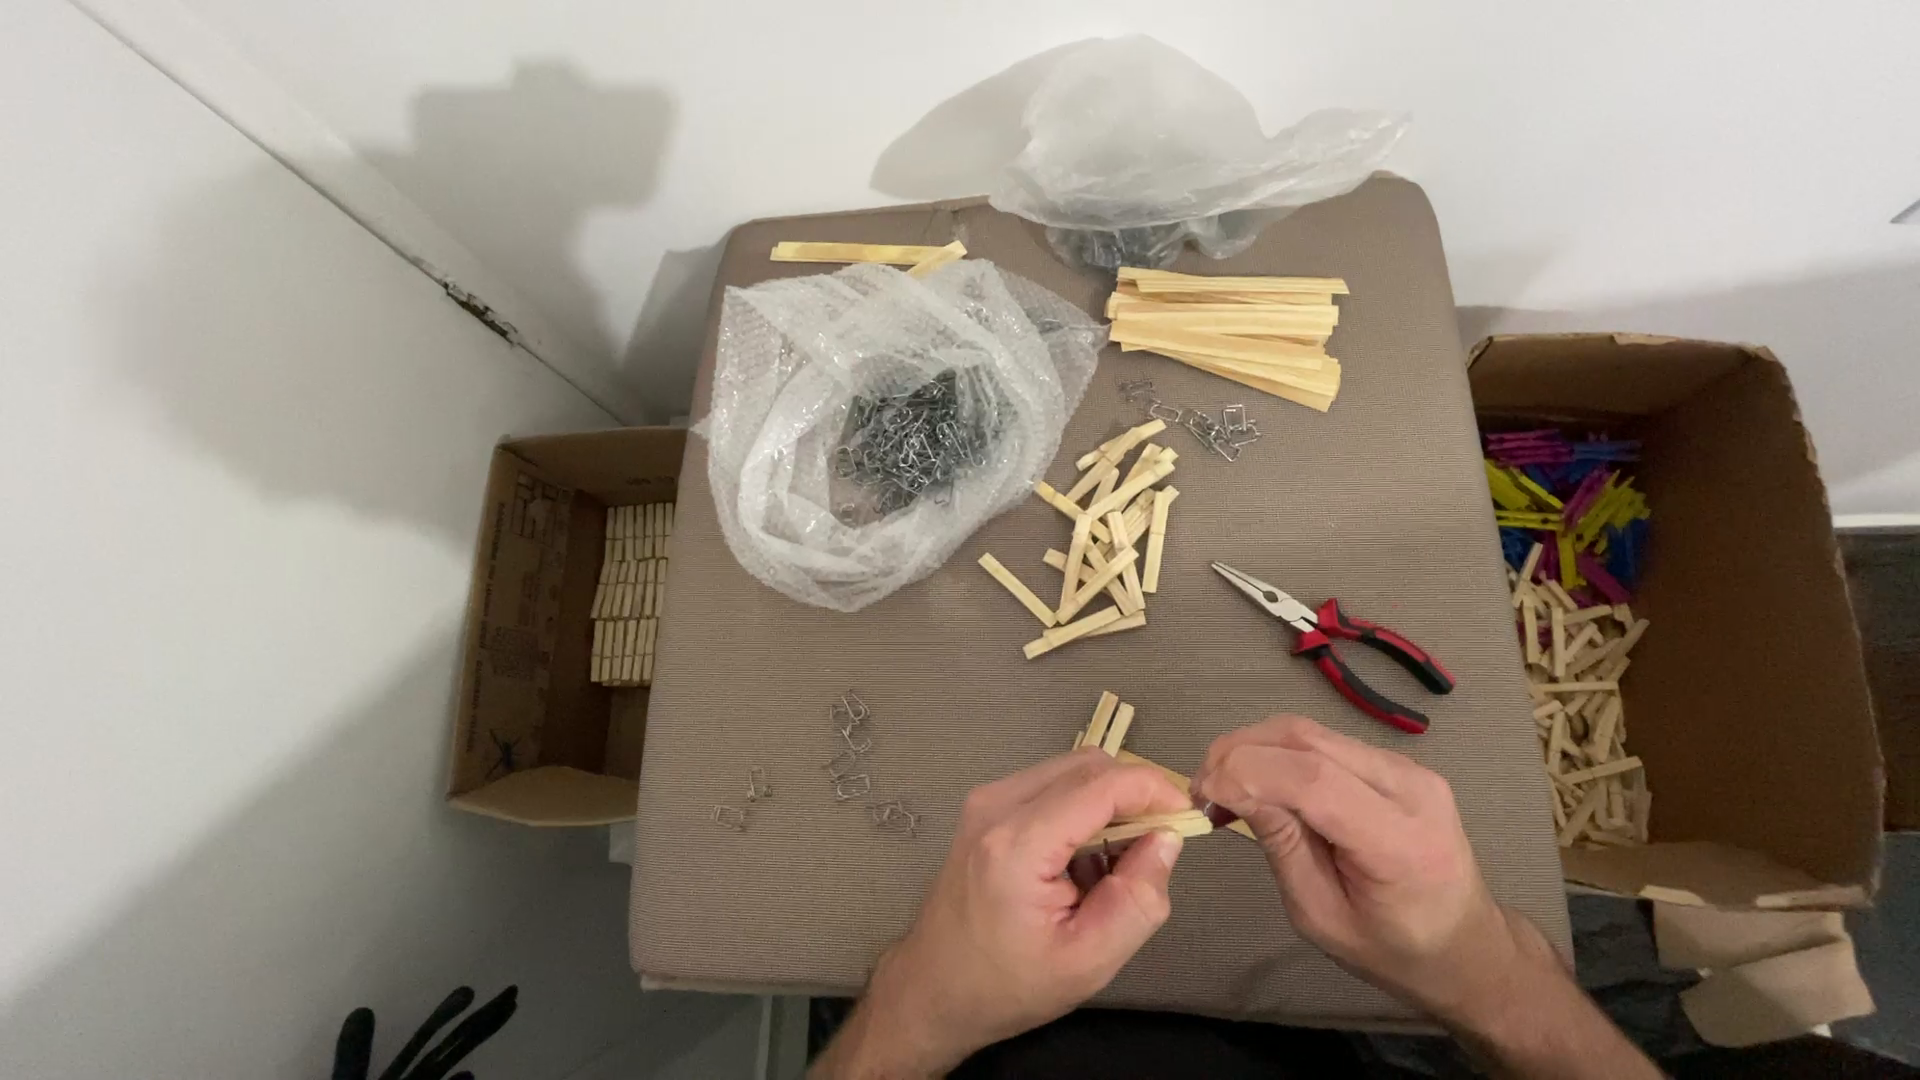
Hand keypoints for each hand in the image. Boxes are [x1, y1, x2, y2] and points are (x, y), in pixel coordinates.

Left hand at [813, 748, 1190, 1077]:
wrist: (933, 985)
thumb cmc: (1008, 984)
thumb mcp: (1087, 961)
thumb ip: (1137, 899)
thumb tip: (1168, 838)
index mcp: (1017, 843)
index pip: (1100, 784)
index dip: (1153, 789)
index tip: (1189, 816)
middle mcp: (997, 803)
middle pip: (1087, 765)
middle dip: (1133, 795)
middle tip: (1155, 848)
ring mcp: (987, 798)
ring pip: (1071, 769)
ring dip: (1106, 803)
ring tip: (1111, 865)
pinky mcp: (987, 803)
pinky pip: (1051, 783)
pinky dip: (1081, 808)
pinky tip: (1080, 860)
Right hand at [1192, 716, 1535, 1024]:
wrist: (1468, 946)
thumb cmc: (1393, 950)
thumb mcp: (1321, 916)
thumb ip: (1281, 846)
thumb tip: (1232, 791)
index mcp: (1399, 842)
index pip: (1313, 780)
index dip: (1246, 773)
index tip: (1202, 793)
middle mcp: (1408, 787)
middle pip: (1304, 740)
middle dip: (1237, 753)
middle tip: (1201, 788)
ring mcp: (1404, 765)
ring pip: (1306, 731)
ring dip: (1251, 747)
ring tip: (1222, 784)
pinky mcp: (1391, 760)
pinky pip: (1319, 740)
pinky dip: (1274, 751)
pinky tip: (1255, 779)